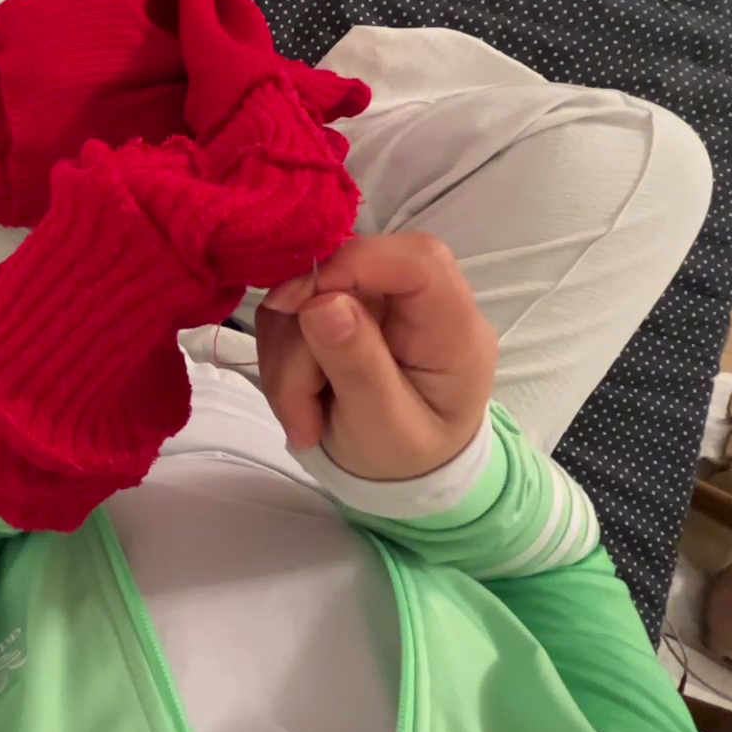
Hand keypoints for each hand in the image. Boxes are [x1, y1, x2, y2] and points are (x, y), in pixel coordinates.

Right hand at [255, 233, 496, 480]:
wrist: (395, 471)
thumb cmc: (405, 457)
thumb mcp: (385, 431)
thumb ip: (360, 368)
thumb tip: (322, 303)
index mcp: (452, 329)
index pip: (415, 260)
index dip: (352, 265)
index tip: (296, 306)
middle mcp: (413, 301)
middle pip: (340, 278)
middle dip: (300, 344)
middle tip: (300, 409)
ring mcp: (370, 301)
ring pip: (300, 299)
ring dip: (286, 363)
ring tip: (305, 415)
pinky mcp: (332, 307)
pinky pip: (284, 316)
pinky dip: (280, 361)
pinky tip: (300, 398)